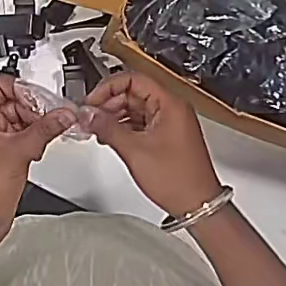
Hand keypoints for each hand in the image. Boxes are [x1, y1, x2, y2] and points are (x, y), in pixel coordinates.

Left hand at [0, 75, 75, 238]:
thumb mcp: (19, 151)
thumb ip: (44, 129)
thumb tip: (62, 114)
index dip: (20, 87)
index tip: (40, 97)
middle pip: (14, 101)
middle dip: (34, 106)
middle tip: (53, 113)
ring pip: (22, 120)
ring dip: (38, 123)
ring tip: (52, 129)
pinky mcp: (8, 156)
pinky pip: (25, 137)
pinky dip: (37, 138)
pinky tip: (44, 145)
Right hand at [84, 72, 221, 216]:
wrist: (197, 206)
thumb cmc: (179, 180)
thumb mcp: (134, 150)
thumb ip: (107, 127)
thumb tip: (88, 114)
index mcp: (170, 104)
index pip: (133, 79)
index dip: (108, 87)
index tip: (93, 101)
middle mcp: (171, 109)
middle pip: (131, 92)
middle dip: (108, 103)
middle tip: (90, 116)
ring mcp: (168, 122)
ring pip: (133, 108)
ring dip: (113, 116)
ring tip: (96, 128)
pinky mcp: (165, 135)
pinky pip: (138, 122)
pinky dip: (122, 127)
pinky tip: (109, 136)